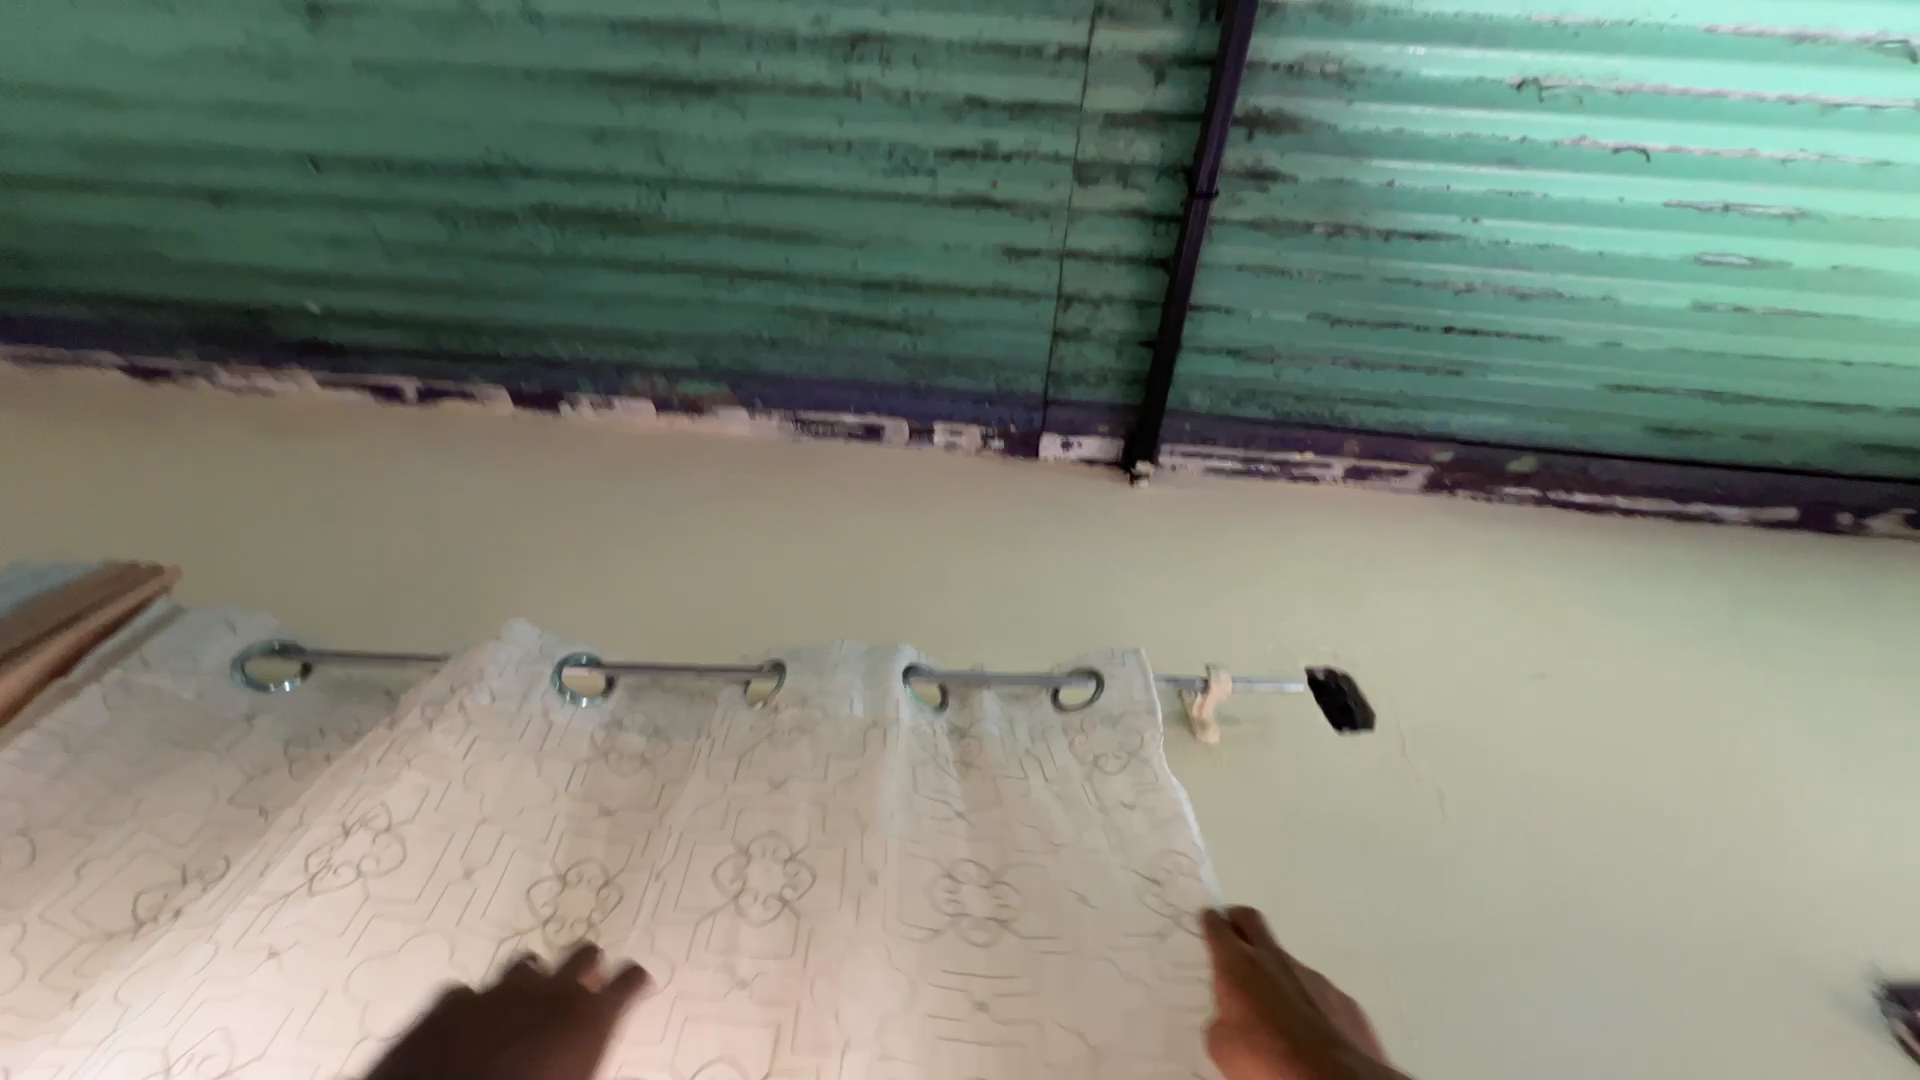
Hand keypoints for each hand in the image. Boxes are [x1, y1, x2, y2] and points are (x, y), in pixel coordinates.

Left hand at [366, 943, 648, 1079]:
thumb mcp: (577, 1075)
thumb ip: (587, 1055)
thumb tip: (586, 1050)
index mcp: (586, 1016)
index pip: (629, 979)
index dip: (635, 981)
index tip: (637, 984)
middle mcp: (549, 992)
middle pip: (583, 954)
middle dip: (587, 966)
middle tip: (584, 985)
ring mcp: (496, 992)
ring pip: (526, 963)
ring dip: (530, 980)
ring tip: (524, 1001)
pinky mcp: (447, 1004)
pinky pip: (468, 993)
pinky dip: (473, 1007)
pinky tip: (467, 1026)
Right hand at [1203, 907, 1397, 1079]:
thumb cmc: (1267, 1061)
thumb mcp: (1222, 1048)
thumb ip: (1221, 1022)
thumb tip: (1229, 1021)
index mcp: (1238, 964)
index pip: (1217, 926)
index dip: (1210, 922)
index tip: (1207, 922)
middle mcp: (1274, 959)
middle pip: (1251, 920)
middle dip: (1238, 922)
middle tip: (1232, 936)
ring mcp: (1313, 976)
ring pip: (1286, 962)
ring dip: (1275, 974)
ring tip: (1275, 1010)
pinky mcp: (1343, 1000)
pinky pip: (1317, 993)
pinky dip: (1307, 1003)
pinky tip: (1309, 1033)